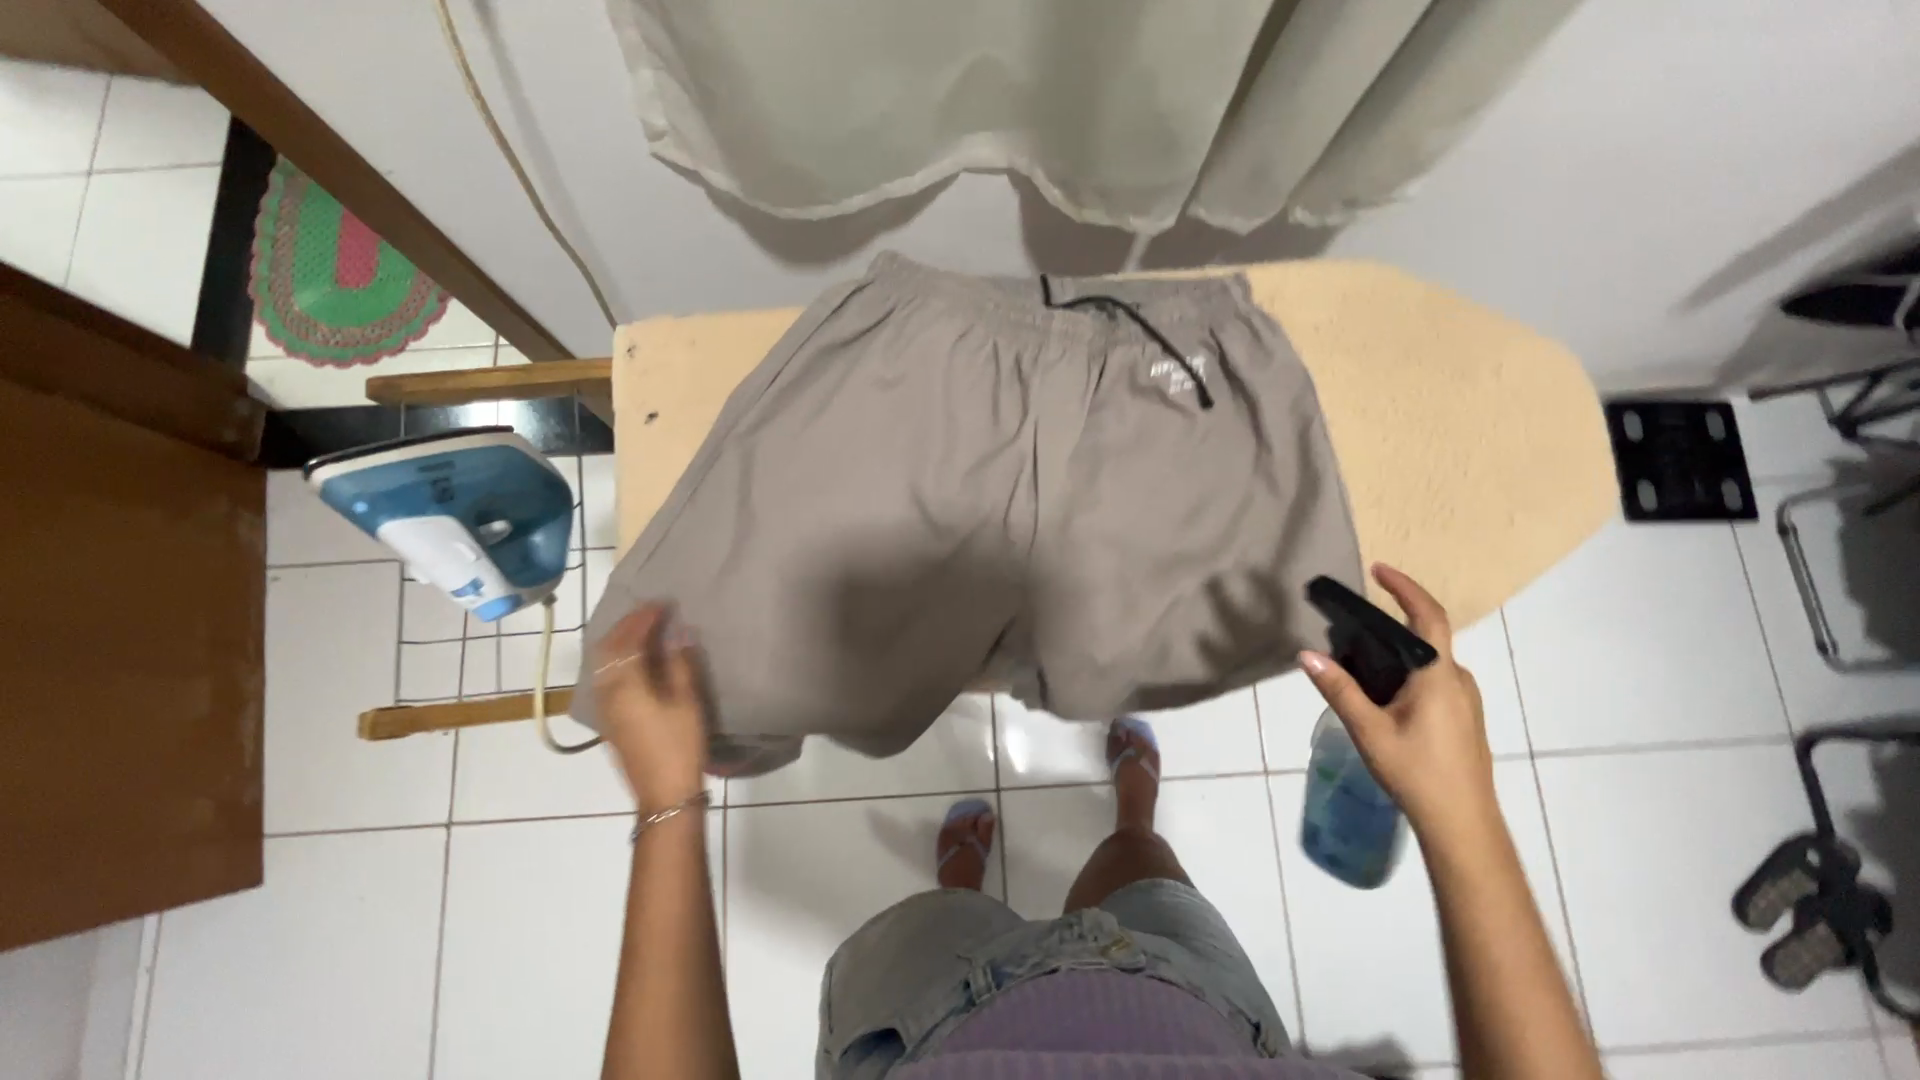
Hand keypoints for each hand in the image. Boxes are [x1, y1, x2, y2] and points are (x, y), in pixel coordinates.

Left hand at [592, 603, 709, 812]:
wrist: (663, 793)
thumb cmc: (680, 745)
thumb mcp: (687, 702)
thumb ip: (680, 663)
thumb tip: (678, 632)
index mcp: (626, 683)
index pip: (630, 639)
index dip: (645, 618)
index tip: (663, 604)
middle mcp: (607, 690)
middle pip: (608, 647)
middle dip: (627, 625)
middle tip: (650, 613)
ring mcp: (604, 706)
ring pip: (602, 663)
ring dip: (618, 641)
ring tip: (641, 632)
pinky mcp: (608, 718)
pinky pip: (605, 676)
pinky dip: (616, 659)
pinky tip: (633, 661)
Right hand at [1299, 564, 1498, 841]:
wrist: (1462, 823)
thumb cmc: (1416, 772)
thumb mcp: (1369, 730)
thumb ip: (1339, 689)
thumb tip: (1306, 654)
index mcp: (1438, 675)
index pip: (1427, 616)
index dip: (1405, 588)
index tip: (1378, 570)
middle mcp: (1457, 680)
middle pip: (1427, 635)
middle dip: (1395, 617)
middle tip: (1355, 614)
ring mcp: (1465, 700)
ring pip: (1429, 660)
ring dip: (1399, 647)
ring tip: (1360, 654)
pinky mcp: (1463, 718)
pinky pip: (1434, 679)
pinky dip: (1407, 669)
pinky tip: (1382, 691)